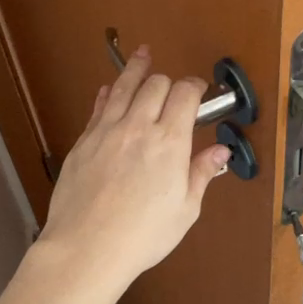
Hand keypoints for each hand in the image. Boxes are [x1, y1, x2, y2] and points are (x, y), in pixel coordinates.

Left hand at [36, 47, 230, 285]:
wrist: (87, 248)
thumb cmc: (141, 236)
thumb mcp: (185, 209)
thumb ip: (201, 173)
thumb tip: (219, 151)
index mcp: (170, 143)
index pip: (185, 94)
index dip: (195, 86)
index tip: (199, 91)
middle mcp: (138, 128)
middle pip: (156, 84)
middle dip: (169, 81)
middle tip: (174, 89)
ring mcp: (107, 132)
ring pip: (123, 86)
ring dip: (136, 69)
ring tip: (142, 55)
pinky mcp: (83, 142)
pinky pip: (99, 107)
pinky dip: (109, 94)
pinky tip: (110, 89)